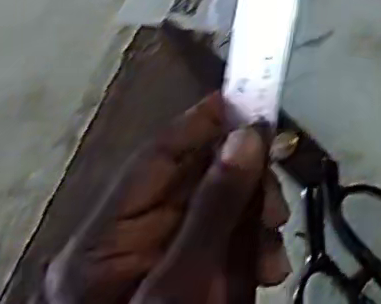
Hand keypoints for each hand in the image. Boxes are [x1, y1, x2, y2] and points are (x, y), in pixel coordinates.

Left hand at [45, 93, 291, 303]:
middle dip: (243, 184)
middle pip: (193, 177)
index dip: (203, 120)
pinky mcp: (179, 277)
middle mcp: (125, 240)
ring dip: (254, 217)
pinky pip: (220, 238)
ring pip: (215, 204)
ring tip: (274, 249)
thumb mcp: (184, 285)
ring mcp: (152, 260)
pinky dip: (249, 244)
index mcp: (104, 239)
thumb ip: (214, 207)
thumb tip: (247, 134)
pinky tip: (266, 267)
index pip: (158, 154)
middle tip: (276, 206)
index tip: (252, 95)